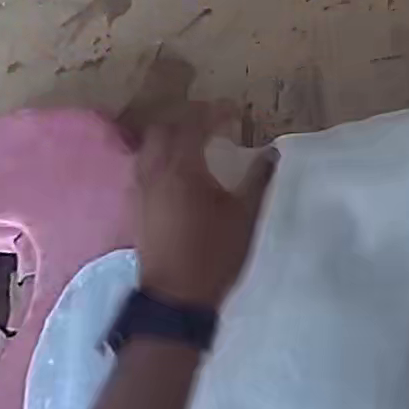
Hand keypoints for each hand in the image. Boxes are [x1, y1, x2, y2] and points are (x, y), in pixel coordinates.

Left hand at [132, 104, 275, 310]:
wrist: (177, 298)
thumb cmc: (216, 251)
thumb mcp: (247, 212)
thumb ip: (258, 177)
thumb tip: (271, 152)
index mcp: (182, 170)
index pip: (193, 126)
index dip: (215, 112)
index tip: (237, 111)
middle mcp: (154, 174)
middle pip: (162, 130)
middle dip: (188, 118)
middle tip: (216, 120)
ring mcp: (141, 191)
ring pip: (149, 147)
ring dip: (172, 136)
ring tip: (199, 140)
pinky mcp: (138, 207)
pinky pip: (145, 166)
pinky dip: (163, 155)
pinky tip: (183, 168)